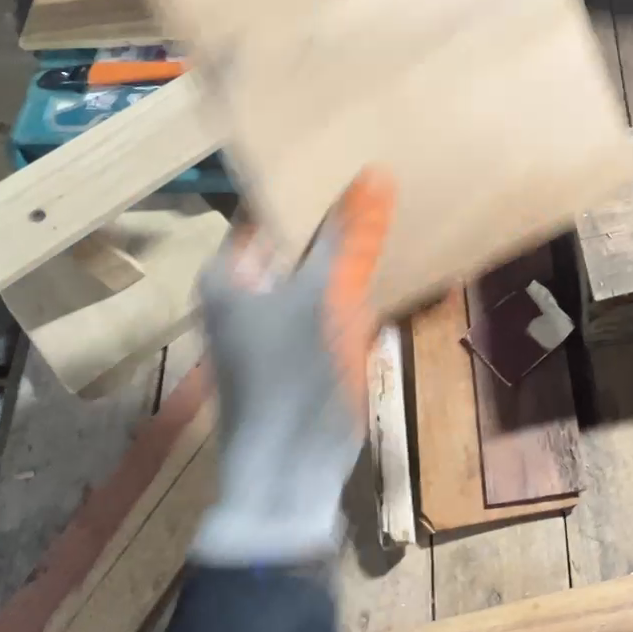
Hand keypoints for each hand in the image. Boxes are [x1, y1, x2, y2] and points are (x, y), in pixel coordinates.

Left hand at [190, 169, 394, 565]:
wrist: (292, 474)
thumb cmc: (296, 378)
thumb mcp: (327, 298)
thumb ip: (350, 236)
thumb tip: (375, 173)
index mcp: (231, 274)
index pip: (271, 209)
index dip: (313, 184)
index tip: (359, 157)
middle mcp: (245, 293)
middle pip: (300, 240)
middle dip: (344, 219)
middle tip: (391, 184)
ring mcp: (274, 324)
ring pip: (322, 272)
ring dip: (357, 255)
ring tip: (401, 218)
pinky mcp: (304, 349)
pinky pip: (336, 303)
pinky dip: (363, 289)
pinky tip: (400, 271)